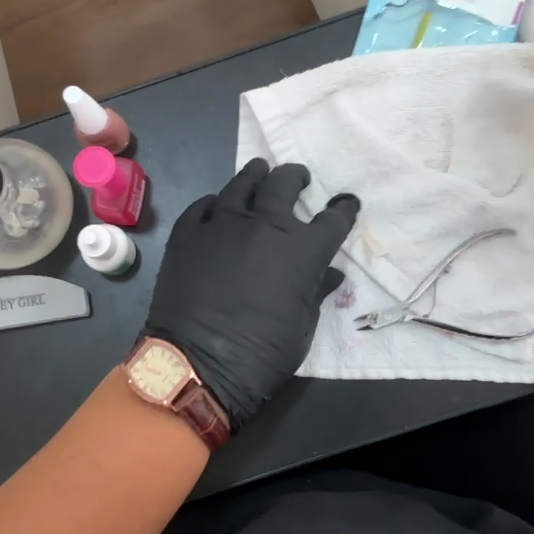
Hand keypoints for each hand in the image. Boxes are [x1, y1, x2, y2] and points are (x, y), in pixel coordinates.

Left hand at [142, 159, 357, 427]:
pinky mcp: (187, 233)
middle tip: (298, 177)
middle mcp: (265, 226)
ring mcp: (222, 224)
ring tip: (259, 171)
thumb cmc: (260, 354)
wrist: (196, 362)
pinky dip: (214, 203)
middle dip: (295, 178)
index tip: (346, 204)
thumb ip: (315, 294)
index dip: (343, 210)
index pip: (332, 220)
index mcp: (302, 251)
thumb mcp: (301, 329)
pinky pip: (202, 206)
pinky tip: (216, 205)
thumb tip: (329, 275)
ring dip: (255, 176)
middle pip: (283, 185)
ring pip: (241, 185)